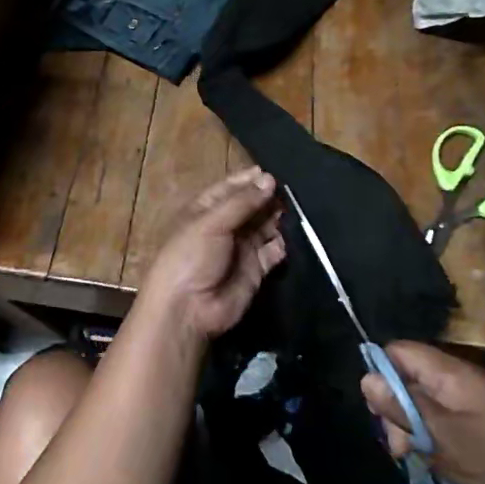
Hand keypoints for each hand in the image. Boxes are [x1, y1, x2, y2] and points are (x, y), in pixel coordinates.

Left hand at [137, 167, 287, 340]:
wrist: (188, 310)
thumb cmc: (190, 258)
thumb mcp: (211, 223)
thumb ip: (243, 202)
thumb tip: (269, 179)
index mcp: (205, 211)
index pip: (230, 189)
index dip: (250, 180)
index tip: (272, 173)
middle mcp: (224, 227)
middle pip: (251, 206)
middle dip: (269, 198)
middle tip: (291, 190)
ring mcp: (241, 248)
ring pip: (265, 226)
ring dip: (278, 218)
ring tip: (296, 209)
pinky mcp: (256, 269)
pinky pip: (273, 251)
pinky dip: (283, 243)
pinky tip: (291, 235)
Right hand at [362, 341, 484, 483]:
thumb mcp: (447, 442)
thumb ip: (406, 409)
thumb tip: (366, 378)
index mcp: (457, 375)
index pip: (403, 351)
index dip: (382, 374)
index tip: (379, 416)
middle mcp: (465, 381)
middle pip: (411, 377)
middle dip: (397, 409)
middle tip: (401, 451)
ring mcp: (476, 404)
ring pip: (425, 402)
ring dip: (413, 428)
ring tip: (416, 460)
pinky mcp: (482, 426)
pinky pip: (444, 420)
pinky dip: (432, 438)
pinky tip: (435, 462)